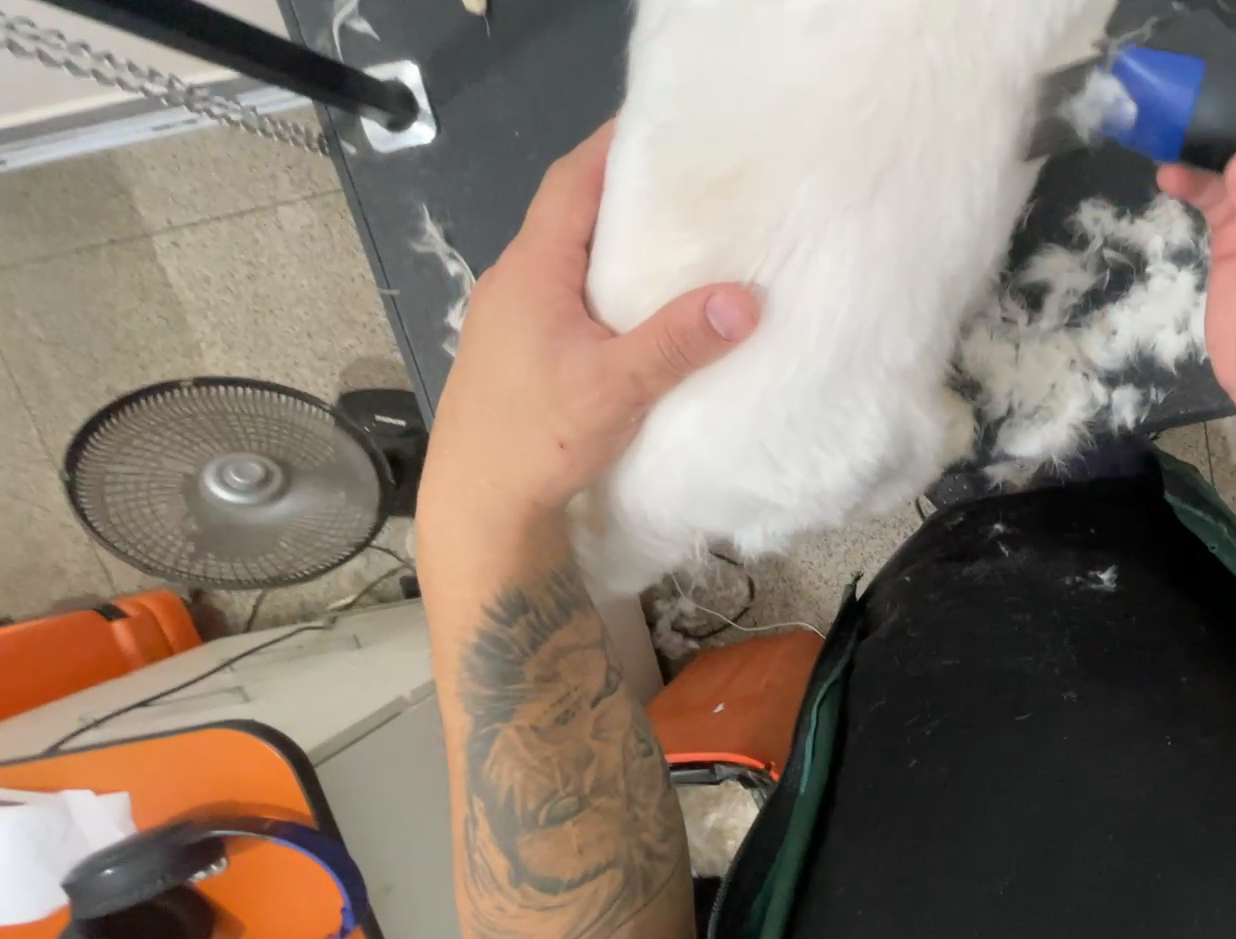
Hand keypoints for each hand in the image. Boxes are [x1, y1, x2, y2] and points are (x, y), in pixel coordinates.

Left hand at [419, 120, 759, 537]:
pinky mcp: (530, 353)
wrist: (482, 505)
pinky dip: (617, 292)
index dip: (612, 148)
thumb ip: (678, 340)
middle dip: (631, 197)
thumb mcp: (616, 386)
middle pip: (576, 218)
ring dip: (624, 248)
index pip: (571, 184)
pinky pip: (578, 301)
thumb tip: (746, 299)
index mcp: (532, 271)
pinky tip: (651, 314)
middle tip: (696, 190)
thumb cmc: (537, 436)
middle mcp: (519, 283)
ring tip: (686, 246)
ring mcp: (520, 320)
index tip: (666, 130)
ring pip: (577, 263)